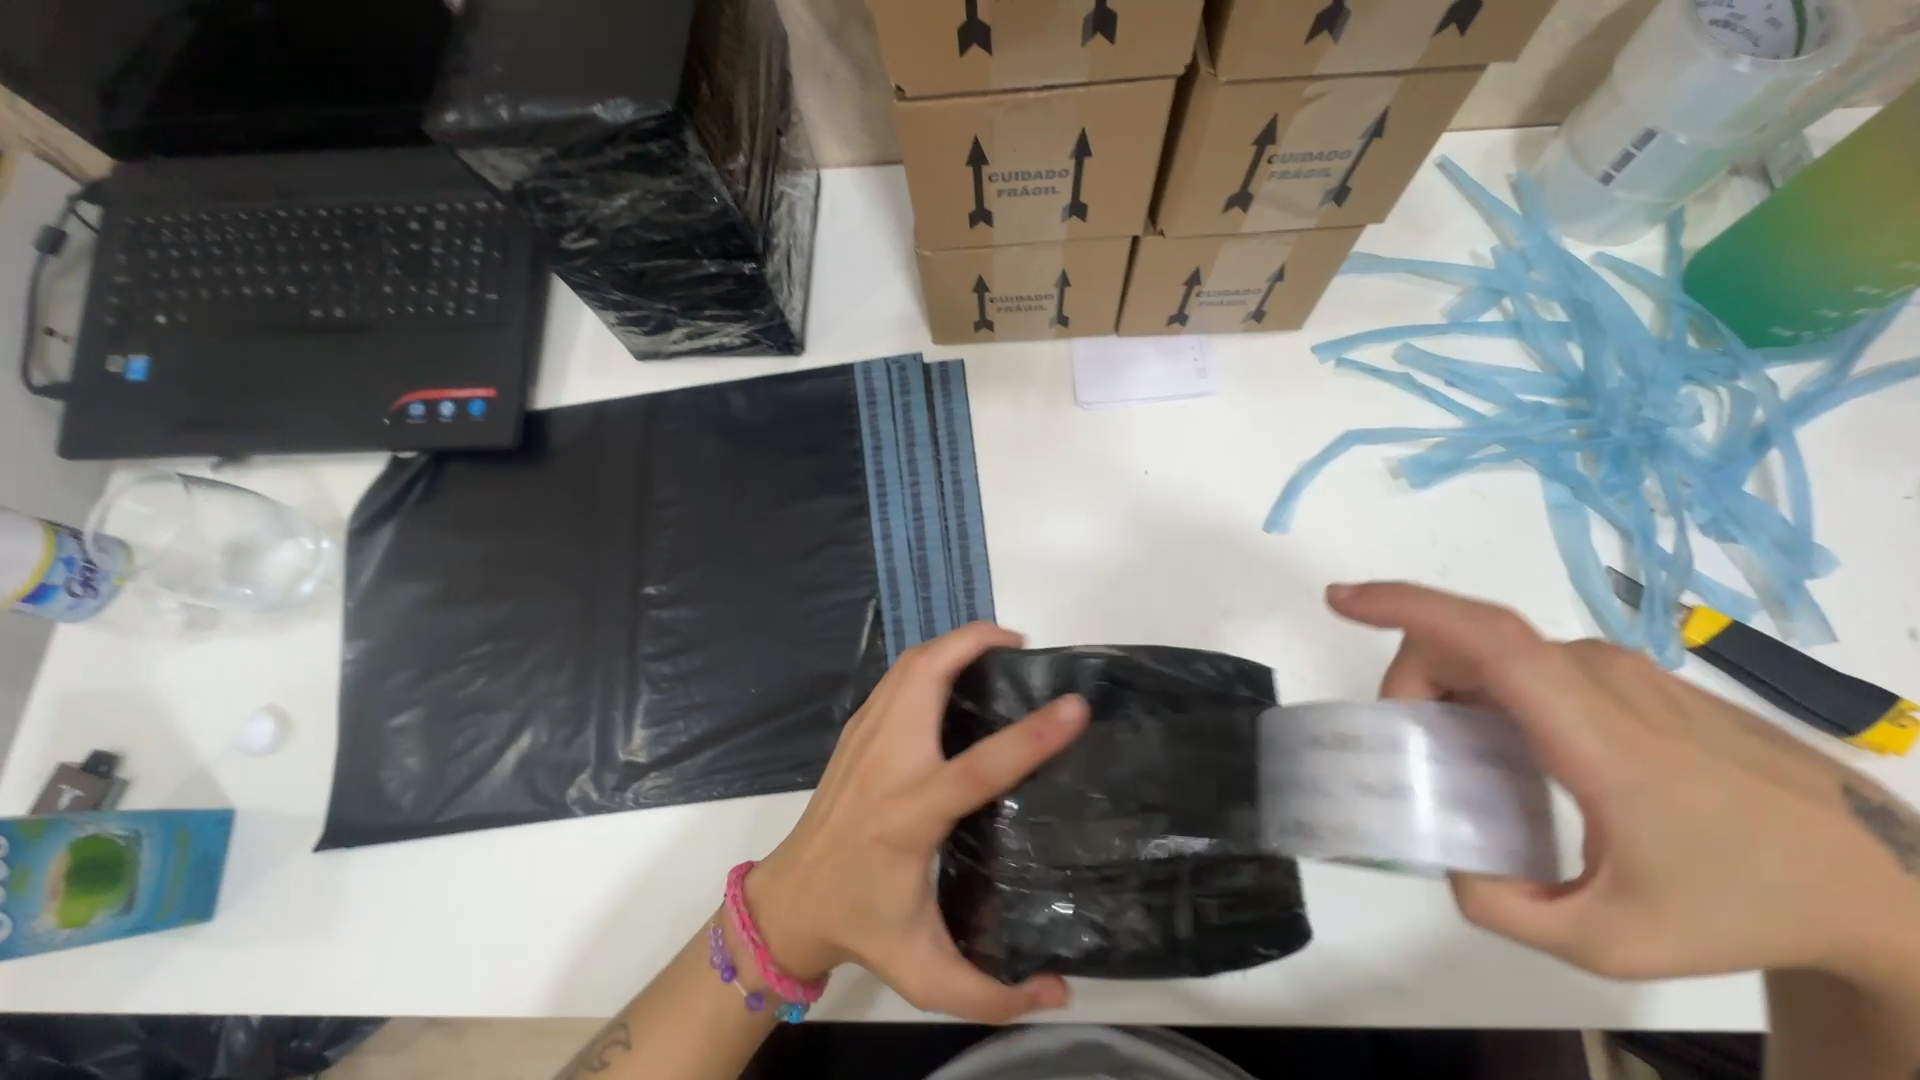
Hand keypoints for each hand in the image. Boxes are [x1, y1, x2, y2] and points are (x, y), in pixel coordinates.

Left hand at [744, 623, 1088, 1022]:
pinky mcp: (855, 734)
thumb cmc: (862, 927)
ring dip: (952, 644)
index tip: (1075, 706)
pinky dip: (929, 659)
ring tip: (998, 649)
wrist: (788, 901)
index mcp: (909, 815)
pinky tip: (956, 673)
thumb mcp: (925, 972)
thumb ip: (991, 993)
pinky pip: (895, 678)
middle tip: (1024, 646)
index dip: (1031, 736)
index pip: (978, 766)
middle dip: (974, 643)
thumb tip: (1062, 994)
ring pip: (907, 667)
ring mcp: (864, 741)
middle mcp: (886, 764)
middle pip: (925, 677)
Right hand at [1327, 582, 1919, 990]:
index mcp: (1601, 738)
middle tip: (1403, 753)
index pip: (1492, 641)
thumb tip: (1444, 857)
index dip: (1408, 607)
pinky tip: (1505, 758)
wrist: (1872, 876)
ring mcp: (1625, 675)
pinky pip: (1532, 669)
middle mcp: (1606, 682)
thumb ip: (1502, 907)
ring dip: (1448, 691)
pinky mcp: (1633, 681)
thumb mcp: (1610, 941)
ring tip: (1452, 764)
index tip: (1341, 598)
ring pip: (1498, 655)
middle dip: (1411, 682)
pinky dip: (1486, 696)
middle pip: (1471, 644)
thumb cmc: (1741, 903)